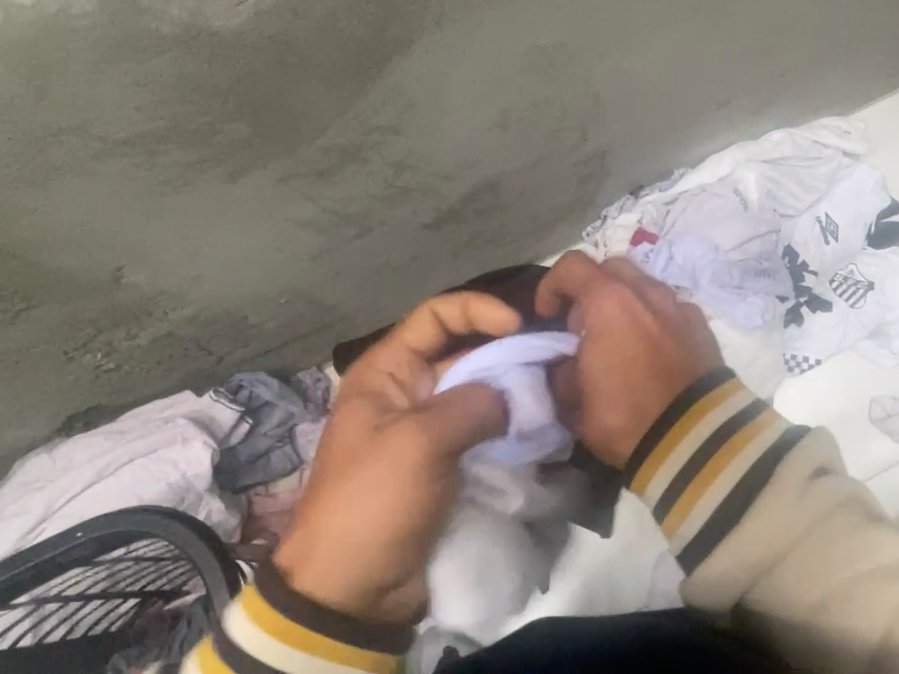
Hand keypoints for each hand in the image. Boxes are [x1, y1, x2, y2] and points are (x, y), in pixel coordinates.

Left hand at [273, 291, 520, 624]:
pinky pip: (479, 428)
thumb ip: (474, 403)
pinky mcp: (442, 461)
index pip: (436, 315)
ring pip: (476, 391)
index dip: (478, 309)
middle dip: (503, 352)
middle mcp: (406, 390)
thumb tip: (510, 399)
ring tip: (547, 394)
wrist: (352, 590)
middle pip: (461, 350)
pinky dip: (506, 424)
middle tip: (547, 362)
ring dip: (509, 390)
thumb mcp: (420, 441)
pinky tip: (535, 426)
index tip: (518, 326)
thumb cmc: (375, 500)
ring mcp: (425, 428)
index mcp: (385, 372)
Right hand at [538, 252, 723, 468]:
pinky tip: (653, 352)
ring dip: (625, 304)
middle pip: (611, 268)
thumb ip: (563, 371)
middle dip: (591, 290)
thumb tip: (567, 364)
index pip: (571, 265)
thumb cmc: (626, 416)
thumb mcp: (574, 403)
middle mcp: (646, 292)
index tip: (547, 318)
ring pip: (644, 287)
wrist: (695, 439)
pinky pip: (671, 310)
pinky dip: (655, 320)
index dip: (551, 286)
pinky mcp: (702, 327)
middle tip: (583, 328)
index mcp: (609, 301)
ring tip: (620, 341)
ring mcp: (679, 306)